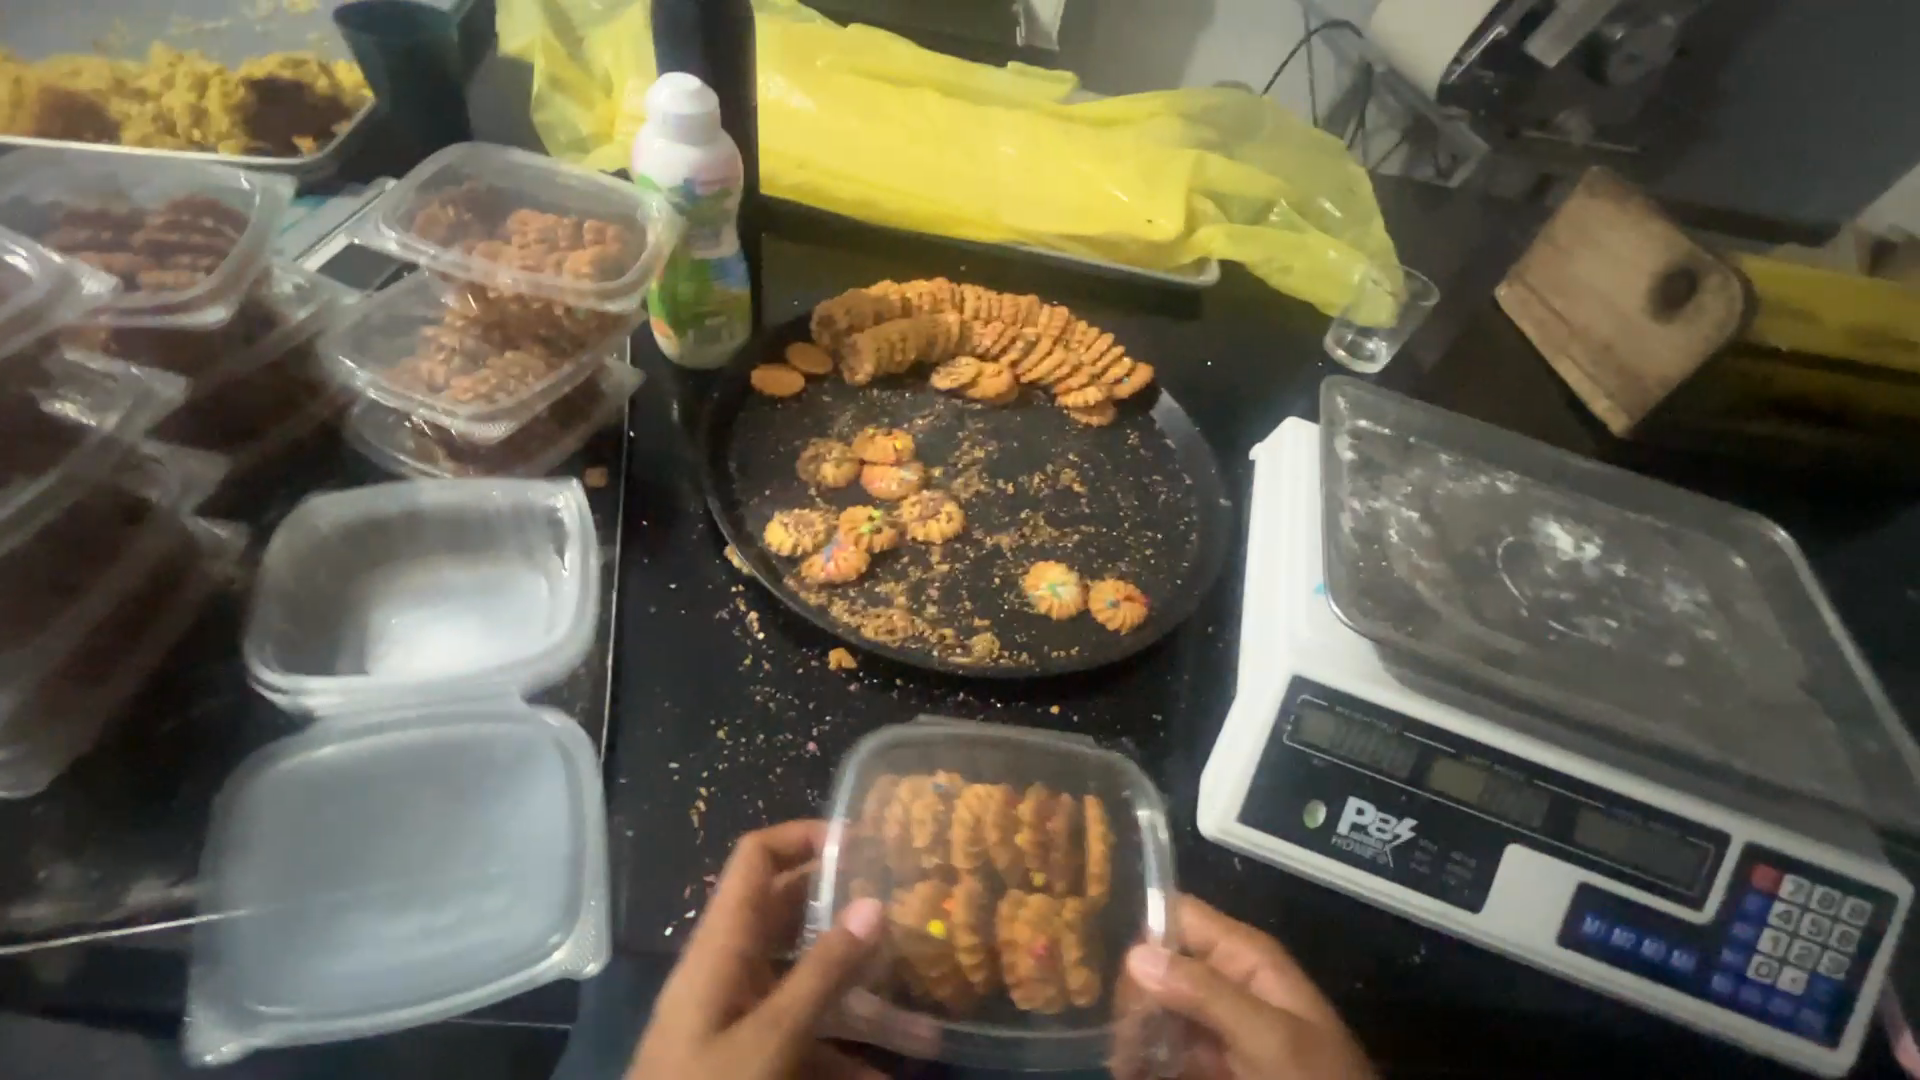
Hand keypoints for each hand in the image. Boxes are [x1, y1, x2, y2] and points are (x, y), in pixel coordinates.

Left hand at [627, 821, 887, 1079]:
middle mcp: (732, 968)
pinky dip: (844, 1055)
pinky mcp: (750, 1059)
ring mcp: (741, 1016)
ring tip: (921, 1020)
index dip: (804, 837)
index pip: (757, 859)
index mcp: (723, 944)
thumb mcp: (769, 1040)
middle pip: (793, 918)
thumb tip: (874, 903)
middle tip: (906, 918)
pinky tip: (885, 1077)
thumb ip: (823, 973)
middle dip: (850, 920)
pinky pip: (805, 1039)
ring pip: (809, 986)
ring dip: (862, 1002)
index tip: (864, 844)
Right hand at [1123, 895, 1374, 1079]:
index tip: (1111, 968)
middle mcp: (1226, 978)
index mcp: (1245, 956)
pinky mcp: (1213, 1060)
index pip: (1179, 915)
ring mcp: (1219, 1022)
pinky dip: (1146, 1058)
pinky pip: (1168, 1046)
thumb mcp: (1271, 1039)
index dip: (1143, 933)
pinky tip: (1132, 1069)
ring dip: (1134, 1031)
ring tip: (1121, 1061)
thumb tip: (1134, 953)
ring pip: (1158, 1007)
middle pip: (1160, 963)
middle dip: (1135, 995)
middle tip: (1120, 1038)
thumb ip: (1206, 993)